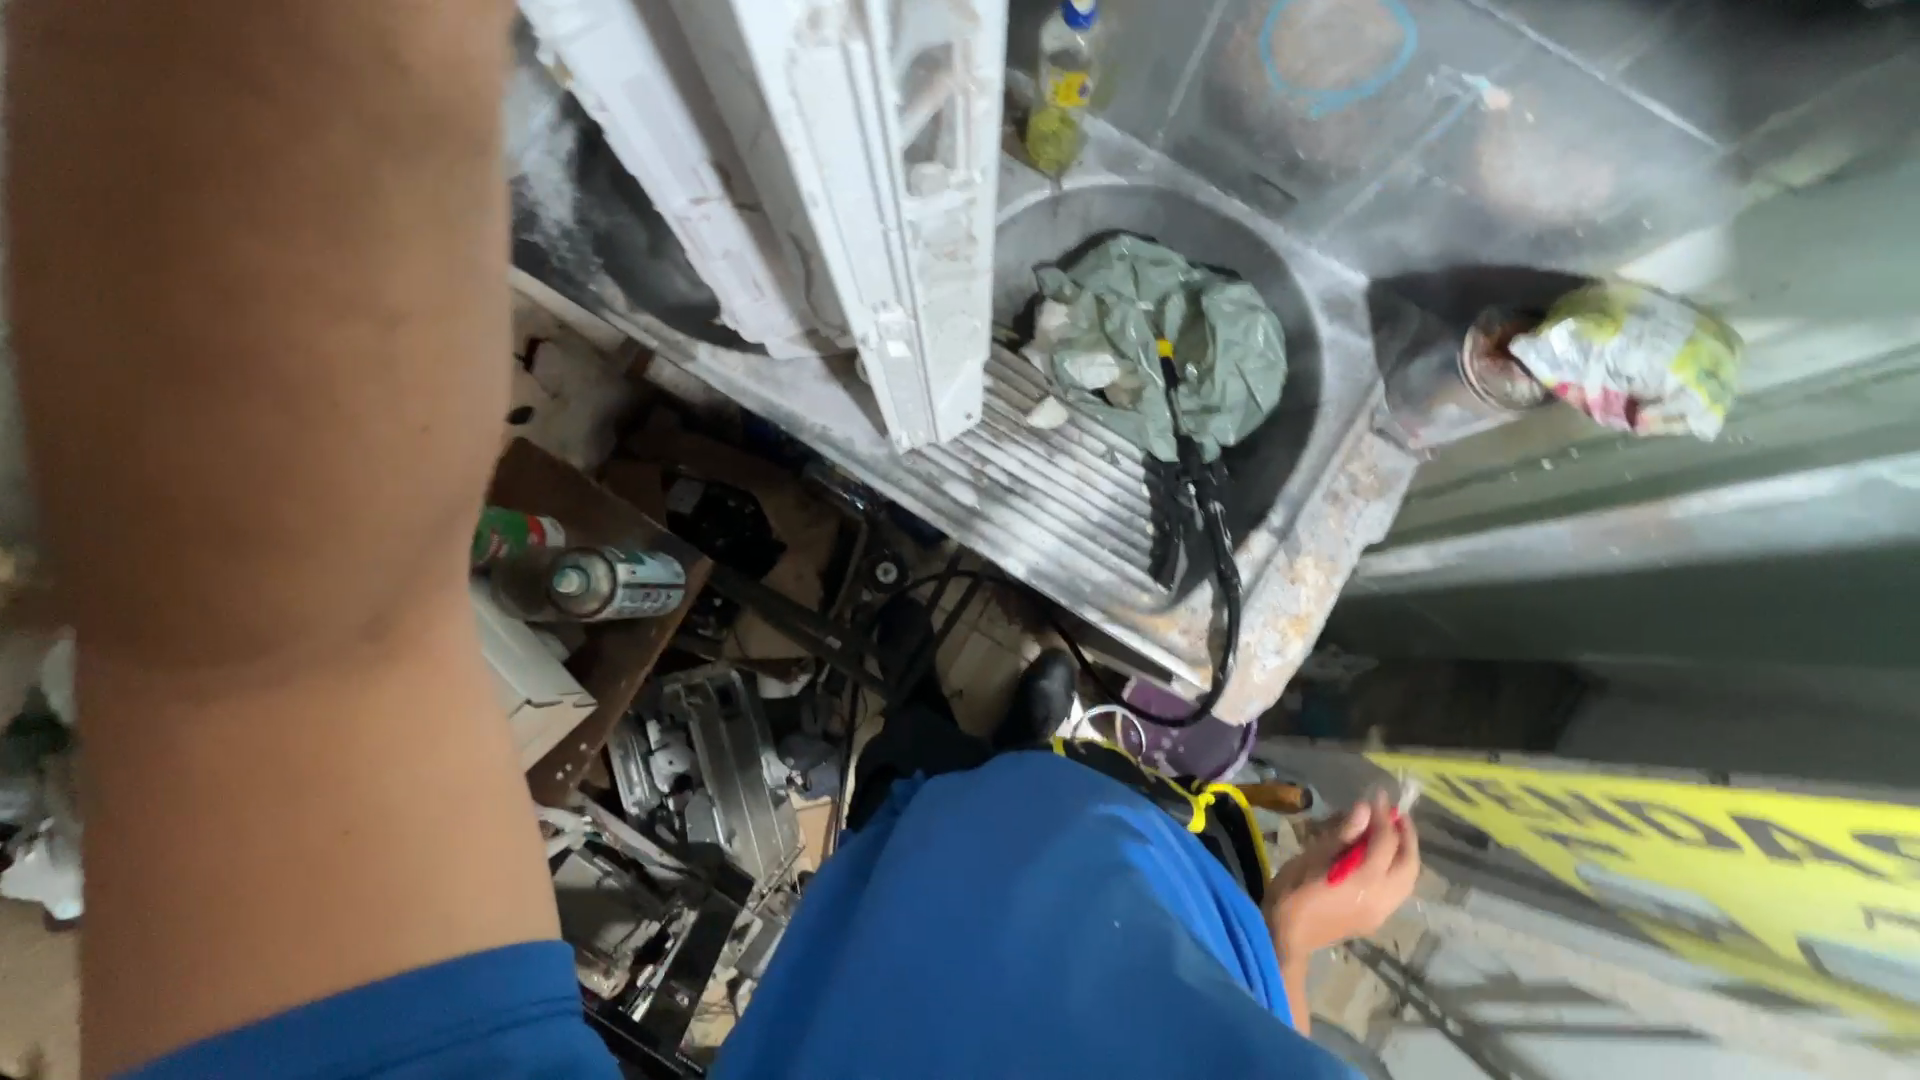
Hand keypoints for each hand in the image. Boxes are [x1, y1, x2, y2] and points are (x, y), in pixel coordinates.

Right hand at [1262, 793, 1420, 965]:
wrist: (1287, 937)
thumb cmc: (1292, 892)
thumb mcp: (1311, 858)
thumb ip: (1342, 835)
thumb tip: (1364, 809)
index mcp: (1364, 881)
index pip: (1386, 842)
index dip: (1385, 817)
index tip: (1379, 797)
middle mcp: (1382, 898)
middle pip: (1409, 864)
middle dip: (1406, 836)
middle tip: (1395, 814)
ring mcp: (1382, 912)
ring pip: (1409, 880)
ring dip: (1405, 854)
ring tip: (1391, 832)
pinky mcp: (1376, 919)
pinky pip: (1398, 891)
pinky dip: (1397, 869)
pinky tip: (1380, 858)